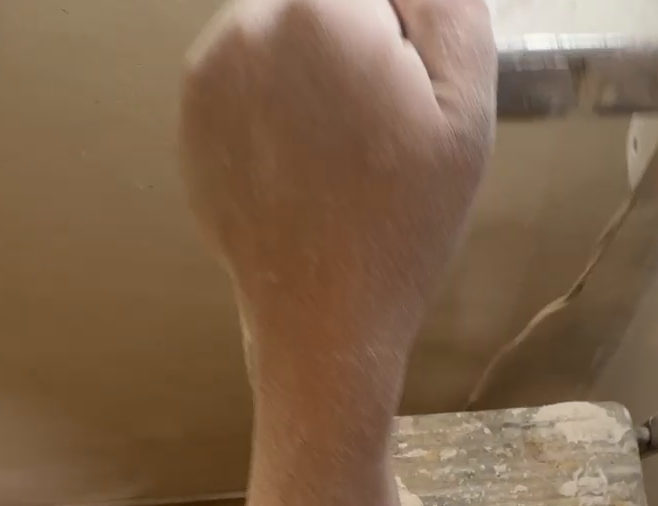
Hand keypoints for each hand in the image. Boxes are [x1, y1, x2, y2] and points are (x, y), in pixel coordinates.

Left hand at [178, 0, 494, 366]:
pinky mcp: (191, 120)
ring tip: (339, 163)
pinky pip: (244, 81)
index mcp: (323, 9)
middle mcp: (250, 21)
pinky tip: (303, 174)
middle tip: (377, 137)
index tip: (406, 95)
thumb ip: (450, 10)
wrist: (326, 321)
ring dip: (315, 74)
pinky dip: (276, 108)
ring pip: (279, 34)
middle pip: (323, 1)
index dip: (403, 33)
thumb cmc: (405, 227)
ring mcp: (210, 73)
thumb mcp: (465, 115)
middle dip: (357, 47)